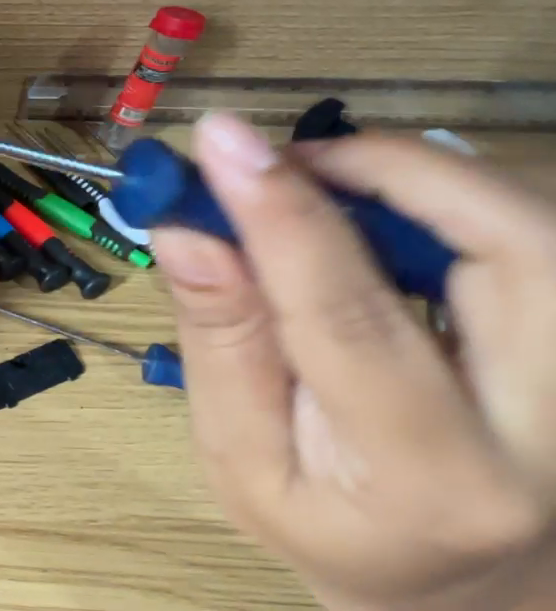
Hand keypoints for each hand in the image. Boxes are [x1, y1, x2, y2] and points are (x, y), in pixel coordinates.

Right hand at [153, 113, 555, 610]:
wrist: (472, 592)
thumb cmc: (332, 528)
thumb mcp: (240, 457)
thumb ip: (218, 343)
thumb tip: (185, 232)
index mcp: (430, 474)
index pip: (350, 319)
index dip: (282, 217)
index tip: (222, 138)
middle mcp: (551, 431)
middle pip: (522, 256)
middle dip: (401, 170)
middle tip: (296, 155)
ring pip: (545, 235)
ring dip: (429, 180)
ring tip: (327, 183)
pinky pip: (539, 245)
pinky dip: (455, 203)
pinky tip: (386, 219)